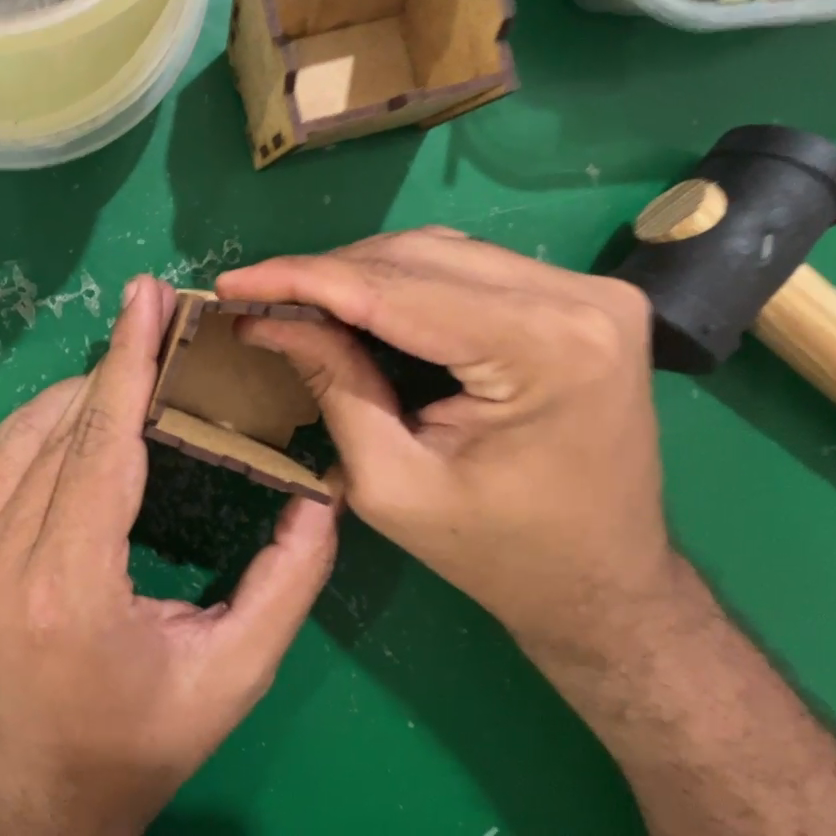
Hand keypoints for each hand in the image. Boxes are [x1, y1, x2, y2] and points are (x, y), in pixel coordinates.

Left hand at [0, 276, 337, 835]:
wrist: (39, 803)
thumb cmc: (139, 746)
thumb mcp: (231, 676)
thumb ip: (284, 583)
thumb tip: (319, 496)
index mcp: (71, 584)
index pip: (101, 444)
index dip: (128, 362)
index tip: (147, 297)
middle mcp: (8, 555)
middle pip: (62, 427)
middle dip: (113, 360)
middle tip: (158, 310)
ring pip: (22, 435)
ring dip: (78, 387)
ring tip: (133, 357)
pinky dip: (43, 420)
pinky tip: (80, 410)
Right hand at [215, 228, 673, 651]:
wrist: (604, 584)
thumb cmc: (499, 553)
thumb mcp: (392, 482)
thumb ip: (333, 385)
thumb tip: (266, 319)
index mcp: (544, 350)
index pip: (395, 290)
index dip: (301, 279)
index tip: (231, 283)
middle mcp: (578, 299)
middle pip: (418, 256)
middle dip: (325, 274)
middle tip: (256, 299)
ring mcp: (588, 292)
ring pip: (439, 251)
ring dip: (360, 273)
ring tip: (297, 303)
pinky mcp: (581, 298)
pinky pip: (467, 267)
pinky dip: (403, 281)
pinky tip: (357, 304)